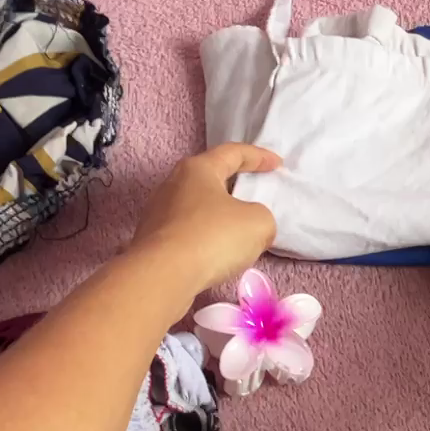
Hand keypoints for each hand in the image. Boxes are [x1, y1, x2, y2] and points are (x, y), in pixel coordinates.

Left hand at [131, 143, 280, 290]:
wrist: (162, 277)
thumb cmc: (212, 238)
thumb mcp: (258, 223)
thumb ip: (263, 217)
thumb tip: (250, 226)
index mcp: (198, 169)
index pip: (232, 153)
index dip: (259, 157)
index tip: (277, 164)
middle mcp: (173, 184)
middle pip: (210, 178)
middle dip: (235, 185)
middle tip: (255, 194)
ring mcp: (158, 213)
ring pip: (198, 207)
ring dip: (219, 215)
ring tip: (239, 230)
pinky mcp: (152, 240)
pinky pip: (187, 232)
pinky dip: (205, 237)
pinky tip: (217, 254)